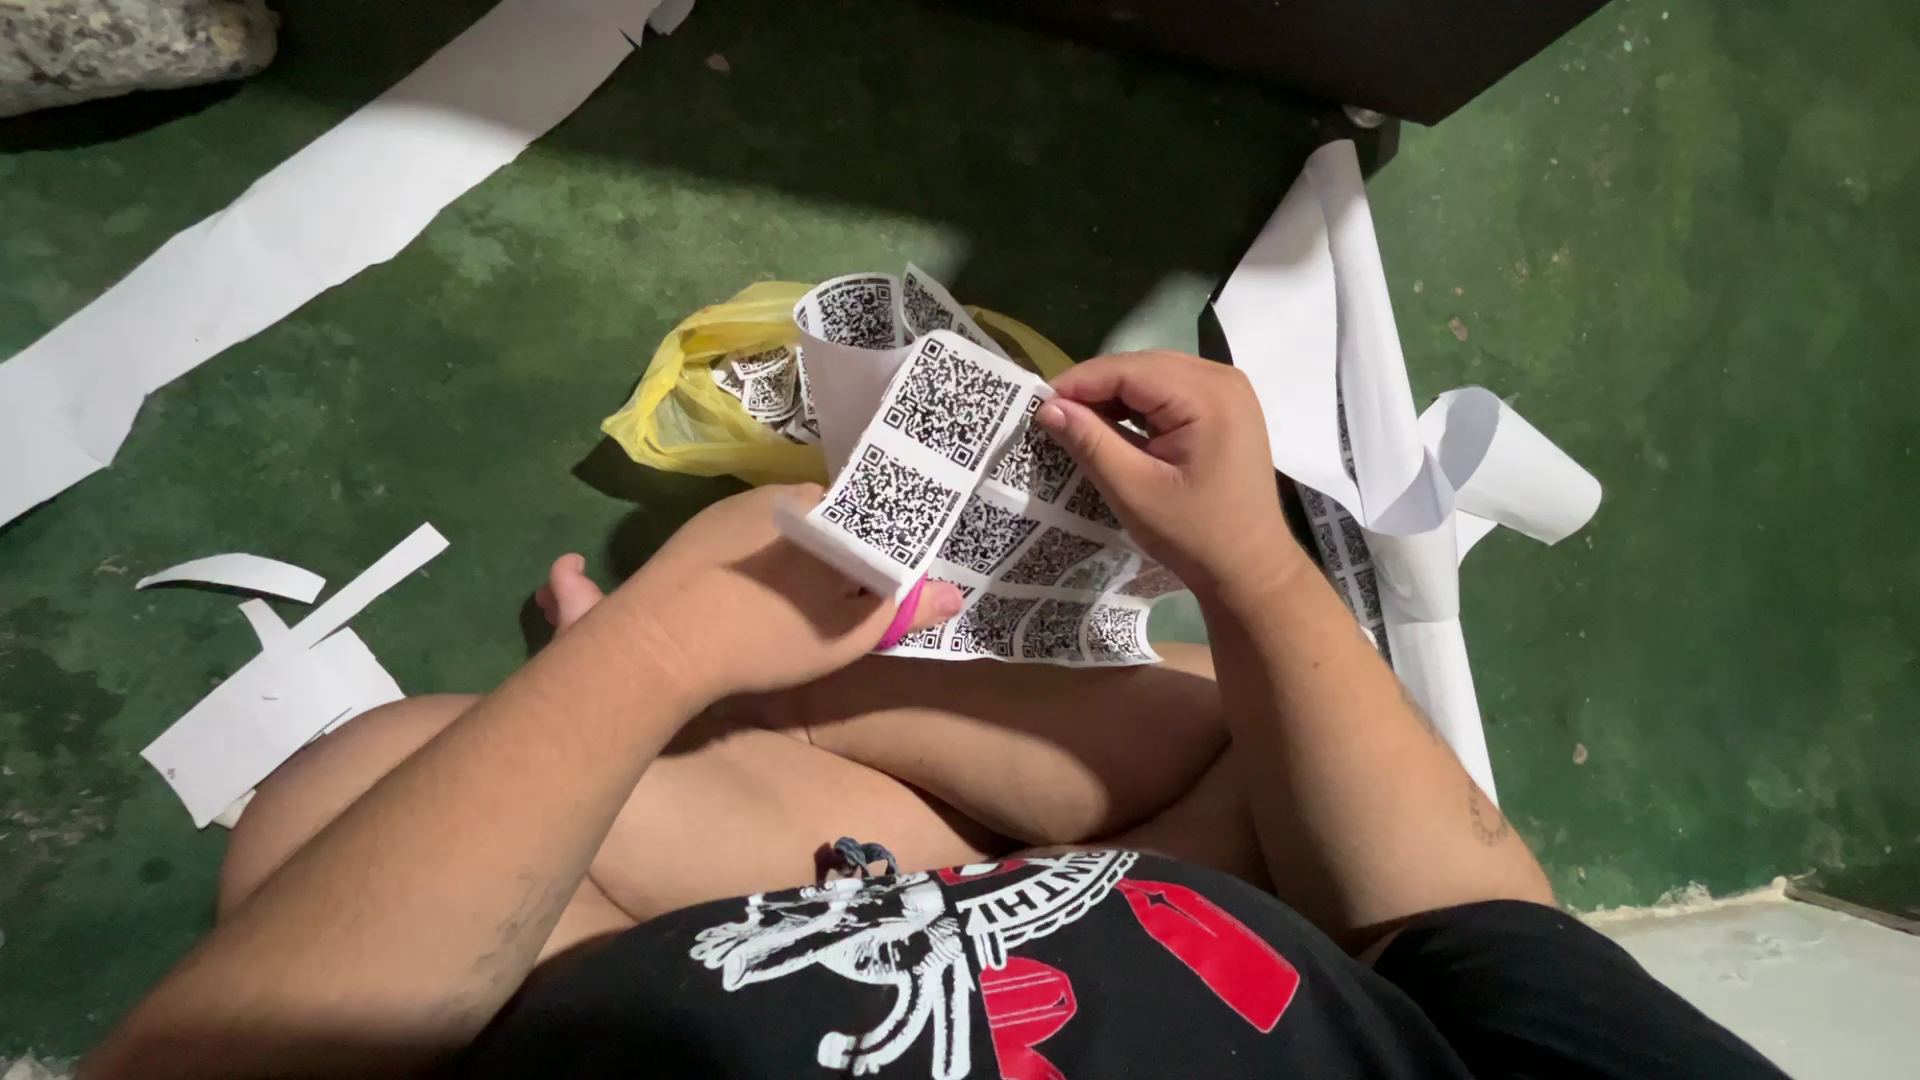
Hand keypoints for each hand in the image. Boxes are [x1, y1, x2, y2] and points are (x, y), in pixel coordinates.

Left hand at [611, 485, 964, 701]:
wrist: (661, 643)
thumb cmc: (768, 637)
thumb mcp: (848, 634)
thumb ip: (904, 610)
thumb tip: (956, 593)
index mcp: (829, 512)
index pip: (876, 518)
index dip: (881, 552)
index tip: (875, 584)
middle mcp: (787, 493)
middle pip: (835, 519)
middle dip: (842, 552)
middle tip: (832, 600)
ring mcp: (740, 504)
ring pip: (794, 522)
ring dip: (801, 550)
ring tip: (788, 598)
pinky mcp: (704, 522)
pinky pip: (753, 529)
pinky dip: (762, 552)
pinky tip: (747, 590)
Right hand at [1036, 351, 1307, 599]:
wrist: (1248, 566)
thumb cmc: (1193, 534)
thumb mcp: (1134, 490)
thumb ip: (1091, 443)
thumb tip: (1047, 407)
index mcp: (1207, 396)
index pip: (1128, 369)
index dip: (1078, 382)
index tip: (1037, 406)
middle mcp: (1222, 379)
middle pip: (1141, 366)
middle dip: (1093, 388)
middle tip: (1052, 416)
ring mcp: (1226, 391)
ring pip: (1152, 376)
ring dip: (1112, 396)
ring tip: (1076, 423)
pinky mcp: (1223, 408)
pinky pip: (1168, 391)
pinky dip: (1135, 405)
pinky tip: (1112, 427)